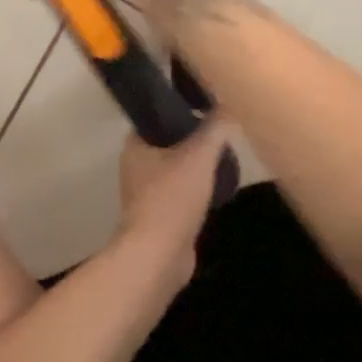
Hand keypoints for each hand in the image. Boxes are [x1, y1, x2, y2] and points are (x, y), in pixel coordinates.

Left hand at [115, 122, 230, 281]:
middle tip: (217, 134)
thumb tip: (227, 106)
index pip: (155, 118)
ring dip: (193, 167)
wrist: (160, 254)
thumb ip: (214, 129)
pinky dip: (193, 191)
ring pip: (173, 170)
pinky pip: (177, 194)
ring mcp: (144, 194)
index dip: (178, 110)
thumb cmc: (173, 197)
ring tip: (220, 160)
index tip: (202, 108)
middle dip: (190, 141)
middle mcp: (134, 167)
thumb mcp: (199, 155)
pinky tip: (214, 190)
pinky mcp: (157, 217)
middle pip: (166, 144)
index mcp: (135, 145)